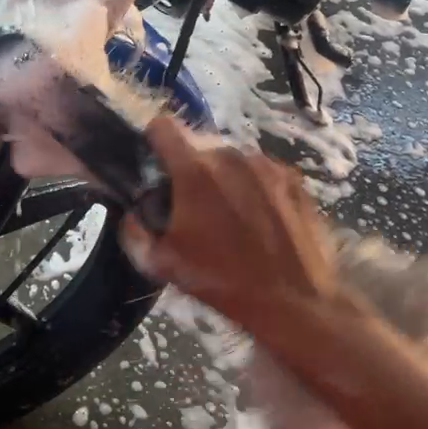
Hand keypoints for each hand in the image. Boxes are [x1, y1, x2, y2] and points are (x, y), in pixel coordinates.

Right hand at [120, 116, 342, 324]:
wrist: (297, 302)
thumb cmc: (225, 282)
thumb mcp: (164, 265)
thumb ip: (134, 234)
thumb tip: (130, 215)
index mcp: (194, 169)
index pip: (163, 125)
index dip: (153, 139)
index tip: (154, 163)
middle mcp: (230, 155)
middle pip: (198, 142)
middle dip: (188, 163)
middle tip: (189, 198)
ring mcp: (265, 164)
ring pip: (230, 156)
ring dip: (221, 173)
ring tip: (227, 210)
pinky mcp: (292, 179)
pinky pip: (259, 170)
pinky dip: (251, 184)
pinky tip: (257, 217)